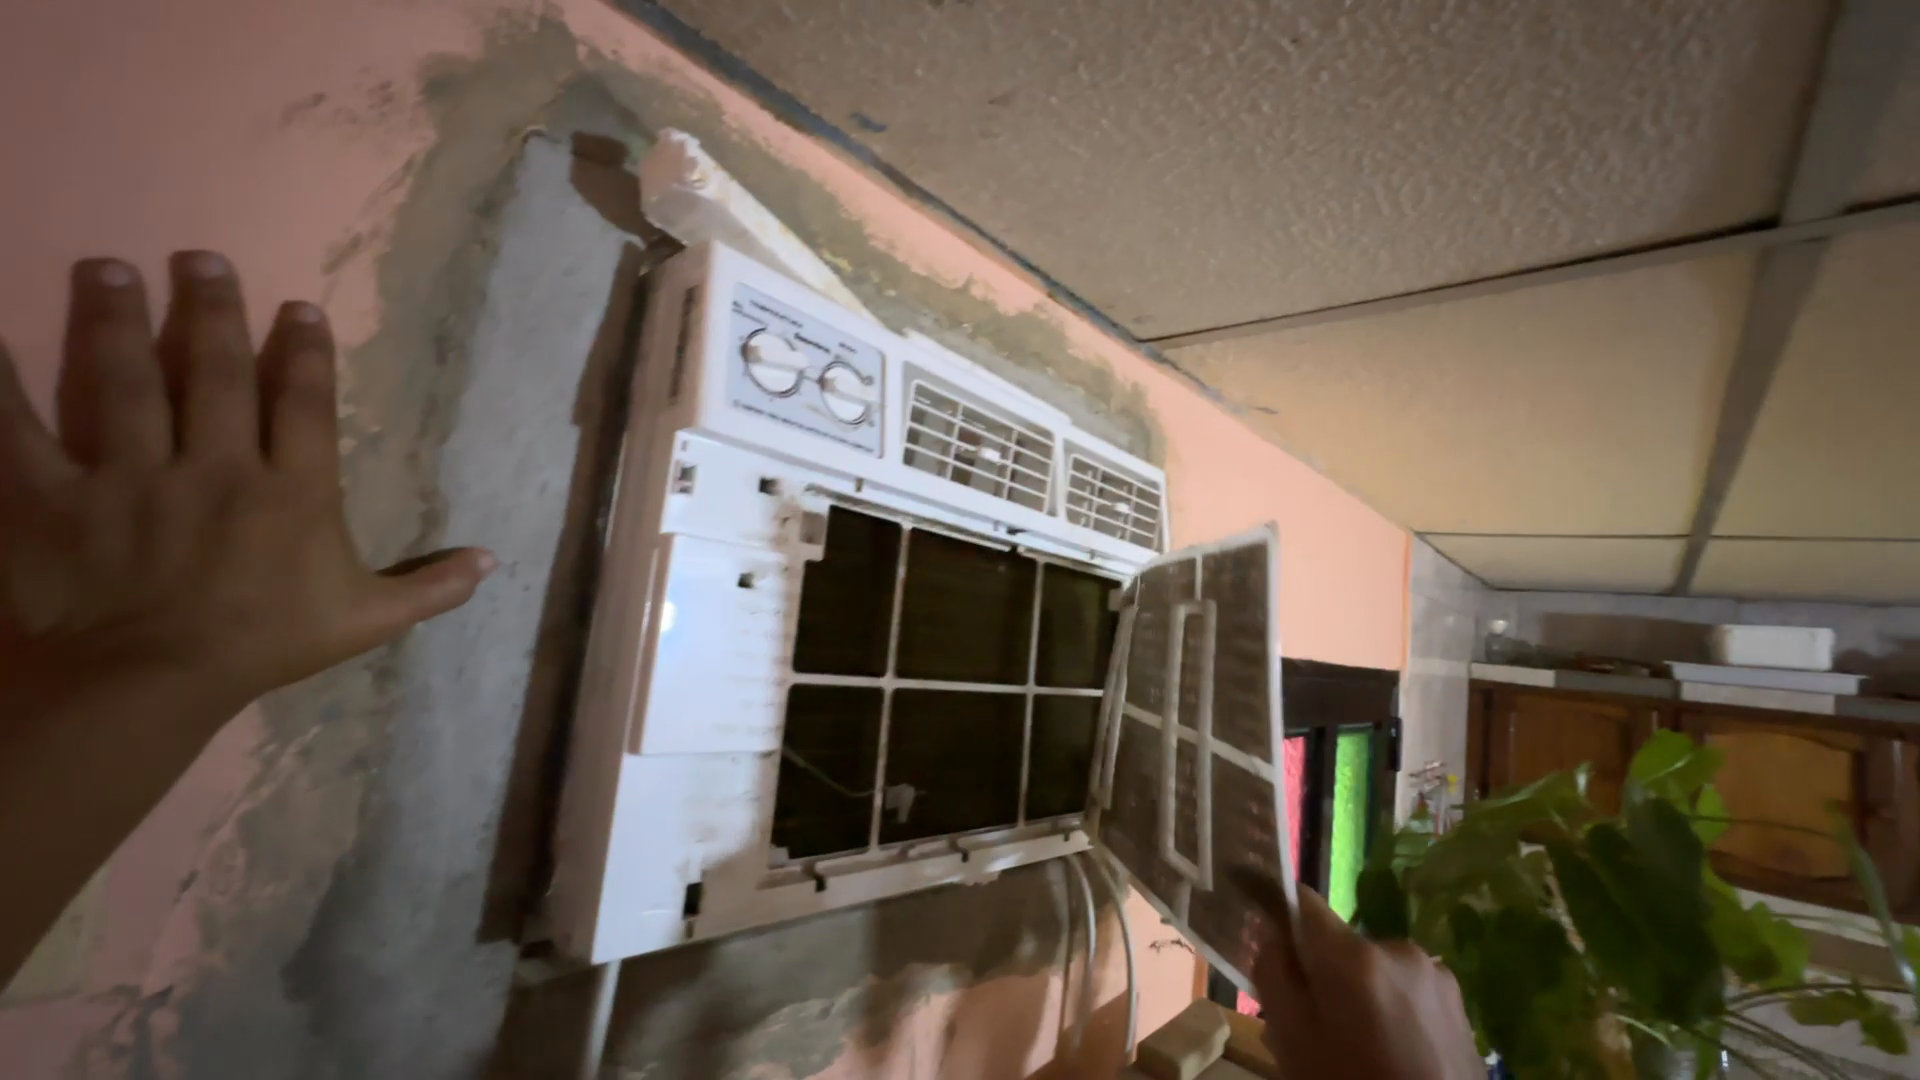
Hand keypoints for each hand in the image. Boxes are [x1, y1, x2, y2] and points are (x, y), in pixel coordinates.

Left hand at [0, 252, 491, 711]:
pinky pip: (16, 430)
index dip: (304, 353)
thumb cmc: (270, 643)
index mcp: (294, 492)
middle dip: (212, 313)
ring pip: (127, 385)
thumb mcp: (371, 619)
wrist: (150, 683)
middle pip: (218, 376)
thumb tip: (493, 560)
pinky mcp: (51, 498)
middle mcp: (218, 467)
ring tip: (111, 266)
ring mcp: (132, 478)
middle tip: (200, 256)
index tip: (297, 306)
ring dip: (120, 322)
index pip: (304, 405)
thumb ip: (433, 587)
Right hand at [1253, 887, 1482, 1079]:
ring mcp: (1437, 977)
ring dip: (1359, 993)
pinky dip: (1392, 1011)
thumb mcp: (1291, 1039)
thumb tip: (1274, 934)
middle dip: (1322, 972)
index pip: (1303, 901)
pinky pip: (1406, 991)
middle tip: (1316, 1025)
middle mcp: (1398, 949)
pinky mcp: (1460, 1006)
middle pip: (1339, 943)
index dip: (1280, 911)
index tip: (1268, 933)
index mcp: (1354, 954)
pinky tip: (1394, 1056)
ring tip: (1359, 1047)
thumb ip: (1272, 972)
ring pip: (1373, 968)